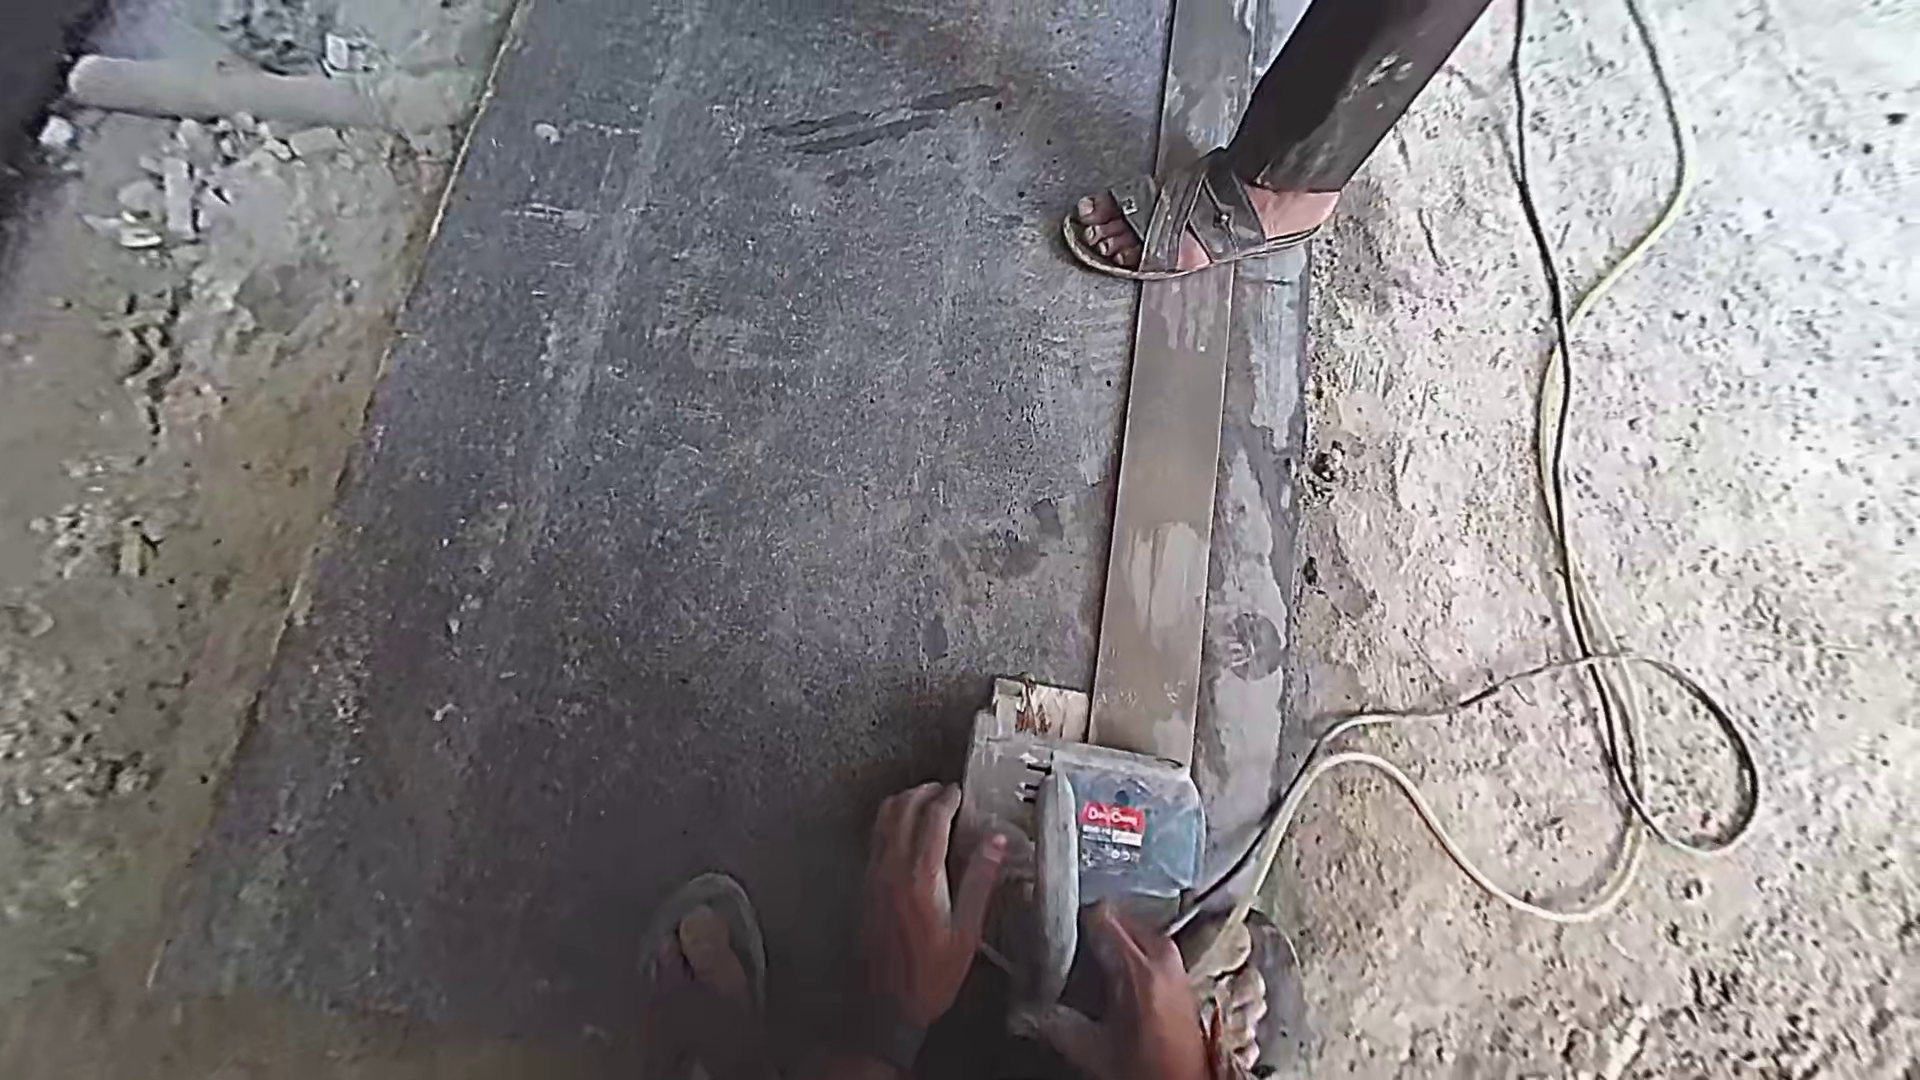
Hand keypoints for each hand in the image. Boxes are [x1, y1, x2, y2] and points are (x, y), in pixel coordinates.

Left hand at [860, 782, 1006, 1026]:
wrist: (882, 1008)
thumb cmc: (930, 975)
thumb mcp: (966, 933)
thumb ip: (981, 881)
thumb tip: (997, 839)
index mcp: (921, 876)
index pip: (933, 818)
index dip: (947, 798)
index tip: (959, 792)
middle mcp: (893, 866)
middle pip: (904, 808)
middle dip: (925, 791)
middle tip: (944, 790)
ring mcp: (875, 872)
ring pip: (884, 816)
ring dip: (905, 799)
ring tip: (924, 798)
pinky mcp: (865, 881)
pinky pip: (876, 833)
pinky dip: (890, 816)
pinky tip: (904, 824)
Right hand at [1022, 902, 1209, 1079]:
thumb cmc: (1144, 1072)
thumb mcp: (1094, 1051)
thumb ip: (1055, 1024)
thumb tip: (1019, 1013)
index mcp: (1137, 970)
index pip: (1099, 914)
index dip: (1074, 920)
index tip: (1059, 933)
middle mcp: (1159, 955)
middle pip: (1114, 914)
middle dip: (1091, 928)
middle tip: (1072, 951)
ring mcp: (1172, 957)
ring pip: (1128, 922)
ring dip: (1109, 936)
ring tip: (1093, 964)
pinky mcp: (1178, 964)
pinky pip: (1143, 936)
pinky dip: (1125, 945)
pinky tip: (1114, 972)